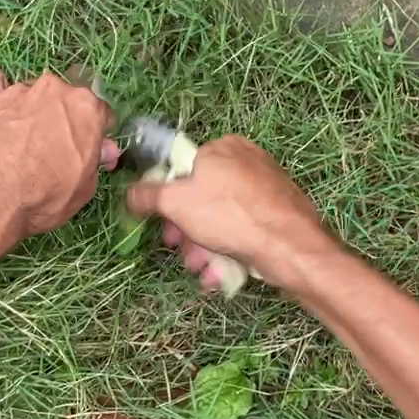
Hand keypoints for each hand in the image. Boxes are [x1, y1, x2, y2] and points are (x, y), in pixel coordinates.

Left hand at [0, 67, 118, 255]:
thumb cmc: (45, 197)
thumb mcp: (84, 188)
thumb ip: (96, 161)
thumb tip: (105, 149)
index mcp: (86, 108)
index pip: (101, 113)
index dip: (95, 135)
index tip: (88, 151)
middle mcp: (55, 90)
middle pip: (65, 100)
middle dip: (63, 120)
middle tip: (52, 149)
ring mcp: (19, 90)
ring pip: (32, 93)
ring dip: (31, 110)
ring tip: (18, 140)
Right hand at [123, 136, 334, 289]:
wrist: (289, 246)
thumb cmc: (229, 215)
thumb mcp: (174, 202)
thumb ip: (145, 196)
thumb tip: (129, 195)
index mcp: (222, 147)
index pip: (182, 169)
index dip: (168, 200)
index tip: (164, 226)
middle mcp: (246, 161)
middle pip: (201, 198)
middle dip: (187, 231)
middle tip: (182, 252)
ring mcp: (265, 187)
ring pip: (221, 219)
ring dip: (204, 247)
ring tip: (203, 269)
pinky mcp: (278, 213)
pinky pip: (242, 229)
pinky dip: (228, 249)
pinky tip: (221, 271)